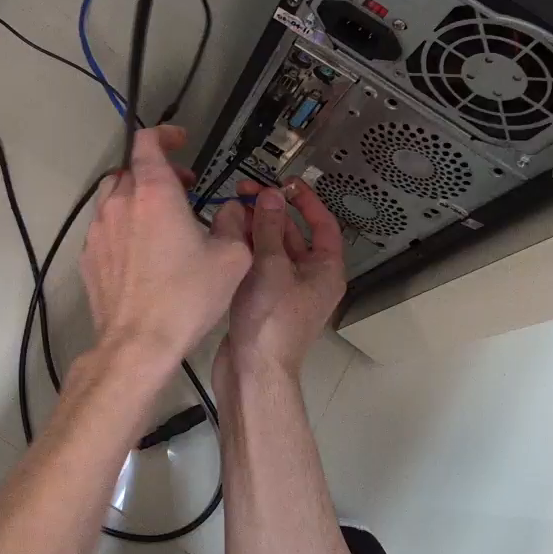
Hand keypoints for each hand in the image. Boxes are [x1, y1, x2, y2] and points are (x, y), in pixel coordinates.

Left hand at [79, 126, 253, 372]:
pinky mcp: (88, 257)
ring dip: (137, 199)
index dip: (164, 135)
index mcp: (155, 194)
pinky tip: (143, 253)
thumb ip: (233, 225)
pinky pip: (105, 229)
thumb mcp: (231, 259)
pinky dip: (123, 228)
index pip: (148, 142)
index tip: (179, 141)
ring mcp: (99, 231)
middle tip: (182, 189)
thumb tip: (231, 212)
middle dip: (157, 171)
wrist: (138, 343)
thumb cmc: (185, 299)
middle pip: (130, 169)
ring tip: (161, 221)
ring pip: (114, 197)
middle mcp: (120, 205)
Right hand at [212, 178, 345, 383]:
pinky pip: (258, 268)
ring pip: (273, 251)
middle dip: (271, 213)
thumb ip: (270, 228)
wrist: (253, 371)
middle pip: (293, 235)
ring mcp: (286, 292)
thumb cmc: (270, 322)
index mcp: (325, 270)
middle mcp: (310, 279)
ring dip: (255, 230)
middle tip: (244, 193)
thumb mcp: (271, 267)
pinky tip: (227, 239)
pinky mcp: (264, 302)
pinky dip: (246, 252)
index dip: (306, 200)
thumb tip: (272, 196)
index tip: (284, 182)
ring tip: (231, 211)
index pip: (322, 224)